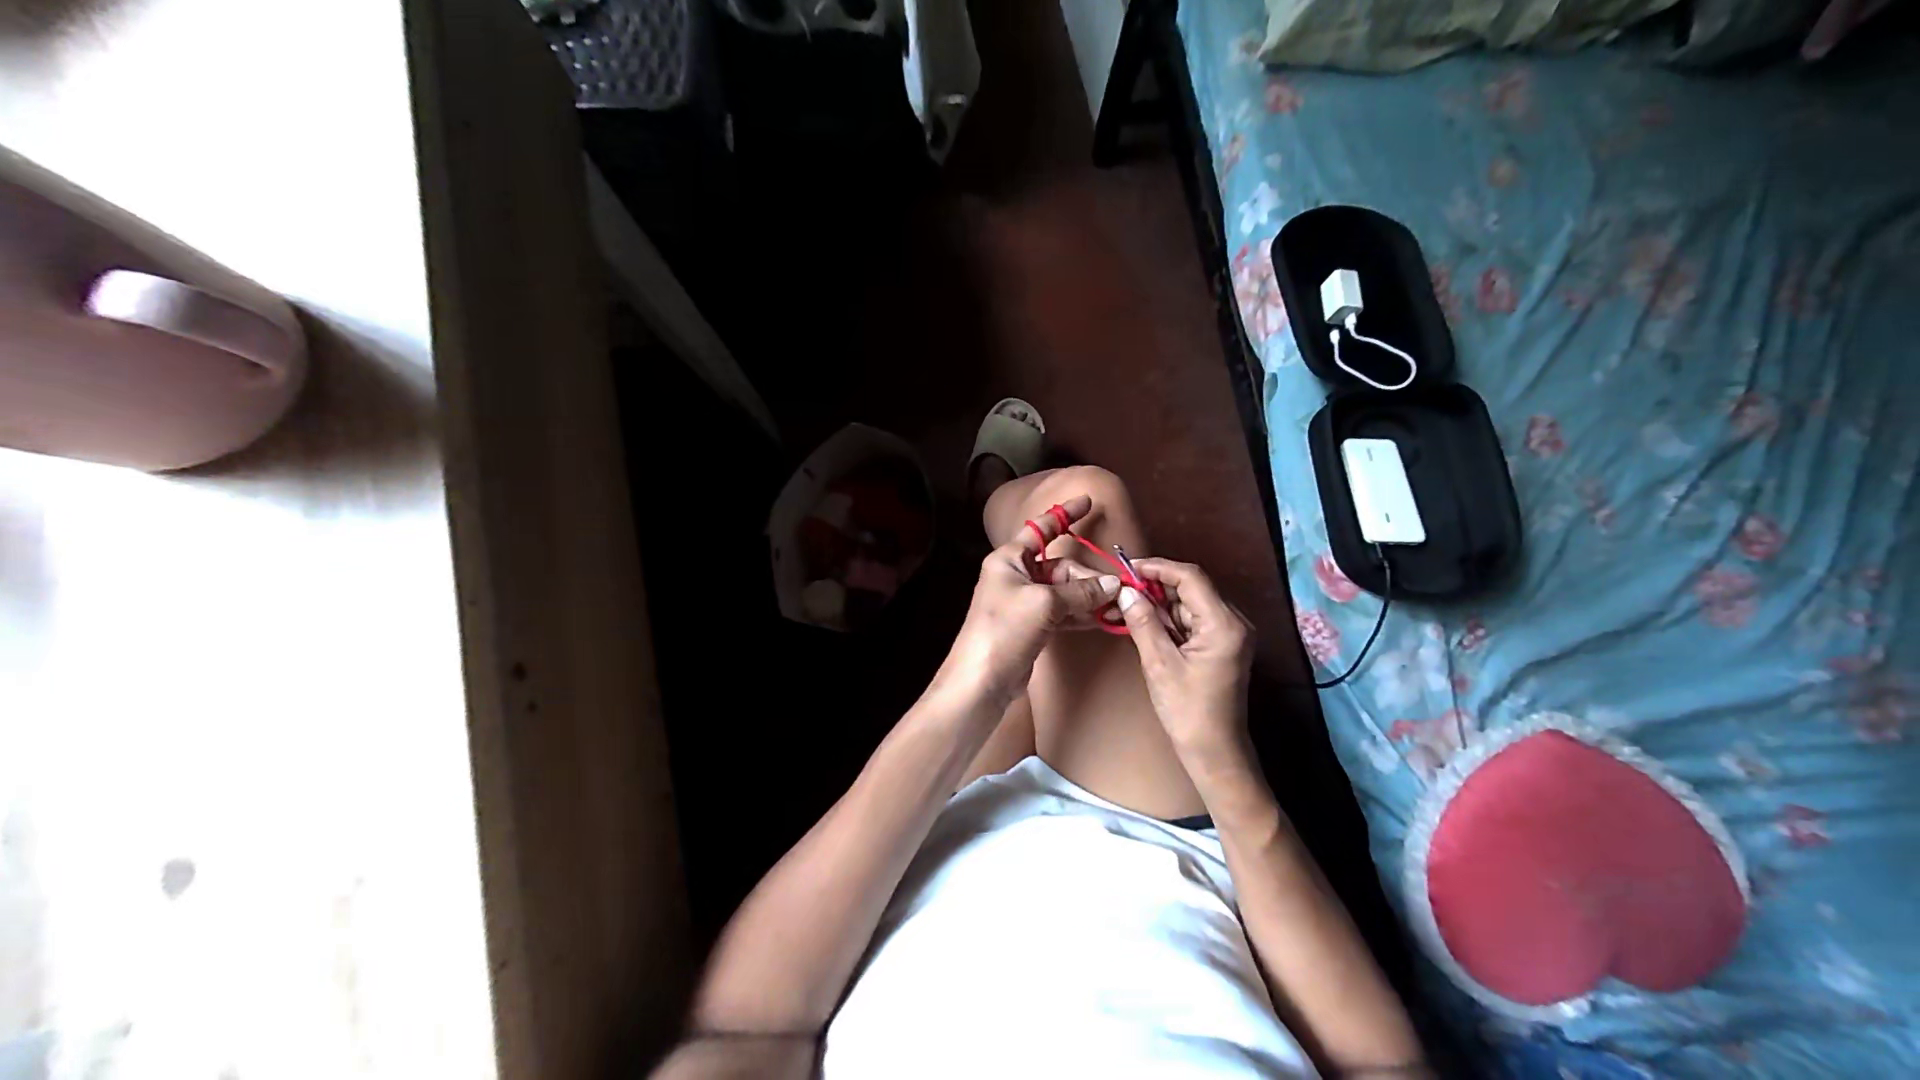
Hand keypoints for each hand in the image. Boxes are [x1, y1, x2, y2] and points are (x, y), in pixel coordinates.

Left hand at [944, 494, 1120, 698]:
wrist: (981, 680)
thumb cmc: (1003, 630)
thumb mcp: (1044, 603)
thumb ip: (1080, 592)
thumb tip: (1113, 586)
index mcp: (1009, 559)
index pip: (1041, 528)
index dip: (1065, 514)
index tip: (1088, 501)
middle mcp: (1016, 576)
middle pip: (1061, 566)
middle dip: (1089, 576)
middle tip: (1115, 592)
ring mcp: (1024, 602)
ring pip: (1065, 591)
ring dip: (1090, 598)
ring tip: (1117, 606)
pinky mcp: (1032, 626)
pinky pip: (1063, 612)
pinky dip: (1082, 614)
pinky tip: (1104, 619)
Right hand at [1115, 559, 1256, 773]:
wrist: (1214, 750)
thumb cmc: (1188, 710)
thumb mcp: (1159, 663)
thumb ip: (1143, 622)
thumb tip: (1126, 592)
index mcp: (1224, 624)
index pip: (1191, 577)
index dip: (1158, 568)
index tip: (1128, 569)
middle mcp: (1233, 622)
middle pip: (1191, 588)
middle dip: (1155, 586)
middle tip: (1122, 592)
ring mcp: (1229, 633)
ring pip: (1189, 604)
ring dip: (1159, 604)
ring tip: (1127, 608)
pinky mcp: (1221, 644)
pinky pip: (1192, 620)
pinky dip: (1169, 619)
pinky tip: (1145, 623)